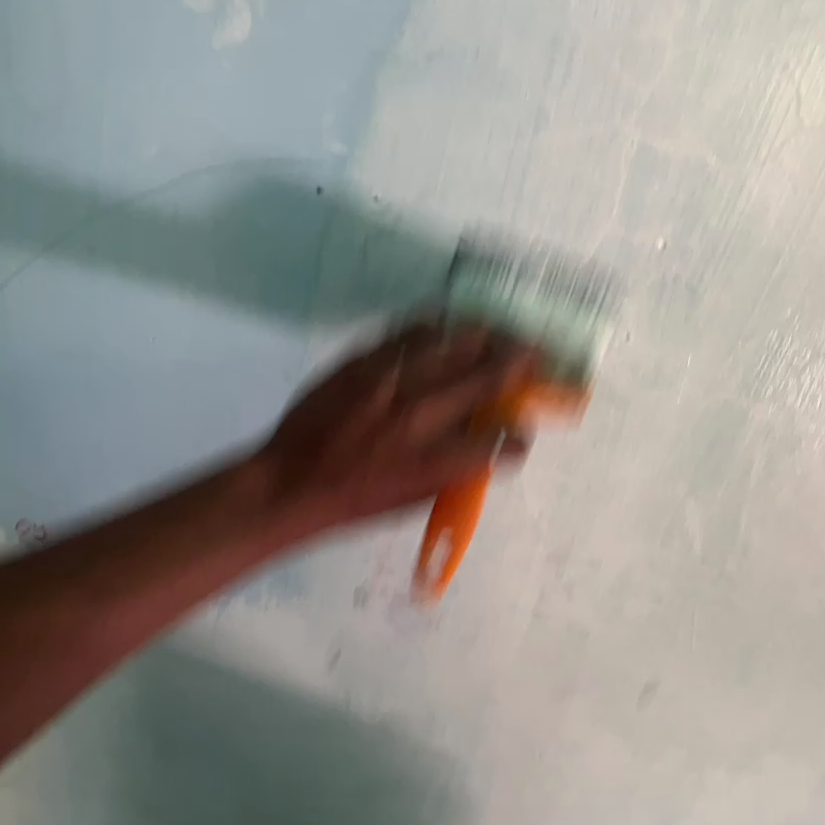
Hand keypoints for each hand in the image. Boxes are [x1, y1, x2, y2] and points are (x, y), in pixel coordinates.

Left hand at [254, 321, 537, 529]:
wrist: (288, 480)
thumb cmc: (352, 501)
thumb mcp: (412, 499)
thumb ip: (454, 469)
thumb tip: (485, 444)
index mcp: (434, 458)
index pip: (498, 441)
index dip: (518, 437)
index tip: (522, 433)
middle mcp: (420, 411)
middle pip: (487, 374)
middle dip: (521, 361)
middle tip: (537, 352)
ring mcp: (391, 378)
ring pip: (453, 340)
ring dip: (486, 335)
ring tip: (500, 332)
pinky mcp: (365, 359)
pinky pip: (412, 330)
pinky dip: (439, 325)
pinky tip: (451, 323)